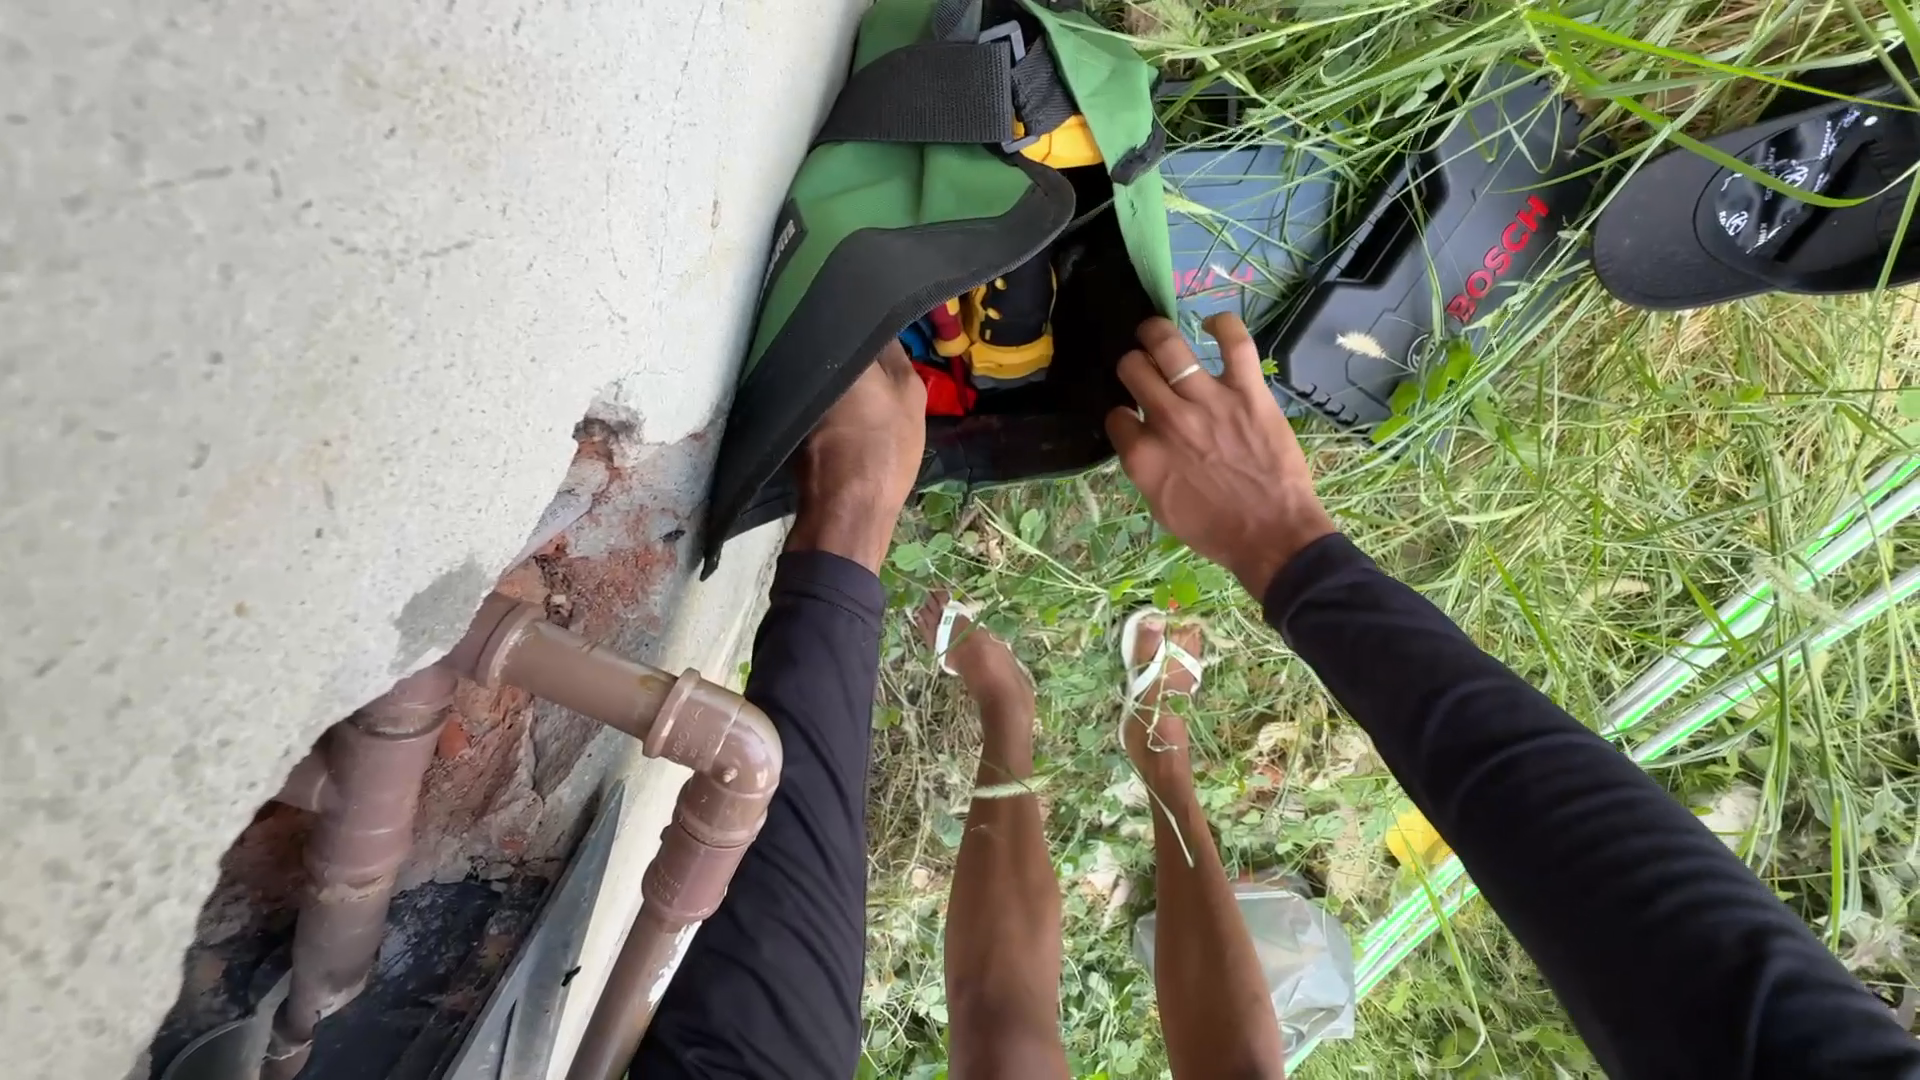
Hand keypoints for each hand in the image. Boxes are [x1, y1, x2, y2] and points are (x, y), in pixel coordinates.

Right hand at [787, 340, 927, 571]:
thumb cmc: (850, 443)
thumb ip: (854, 348)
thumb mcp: (852, 380)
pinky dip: (832, 430)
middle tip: (810, 354)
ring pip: (859, 406)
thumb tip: (847, 323)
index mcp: (910, 386)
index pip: (884, 338)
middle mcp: (910, 414)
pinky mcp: (870, 475)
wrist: (844, 519)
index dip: (854, 325)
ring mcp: (893, 449)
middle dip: (845, 363)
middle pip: (872, 374)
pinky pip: (848, 438)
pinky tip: (811, 432)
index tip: (824, 320)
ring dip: (835, 398)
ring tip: (805, 389)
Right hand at [1105, 315, 1334, 595]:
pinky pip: (1235, 342)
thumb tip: (1139, 439)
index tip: (1132, 416)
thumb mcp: (1159, 506)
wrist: (1271, 534)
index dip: (1121, 413)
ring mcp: (1208, 401)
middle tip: (1140, 367)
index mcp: (1143, 454)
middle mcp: (1168, 420)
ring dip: (1155, 332)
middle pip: (1133, 370)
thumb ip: (1144, 466)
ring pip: (1169, 346)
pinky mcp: (1248, 391)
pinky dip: (1223, 325)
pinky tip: (1213, 322)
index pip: (1115, 415)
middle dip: (1131, 364)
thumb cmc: (1212, 529)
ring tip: (1153, 330)